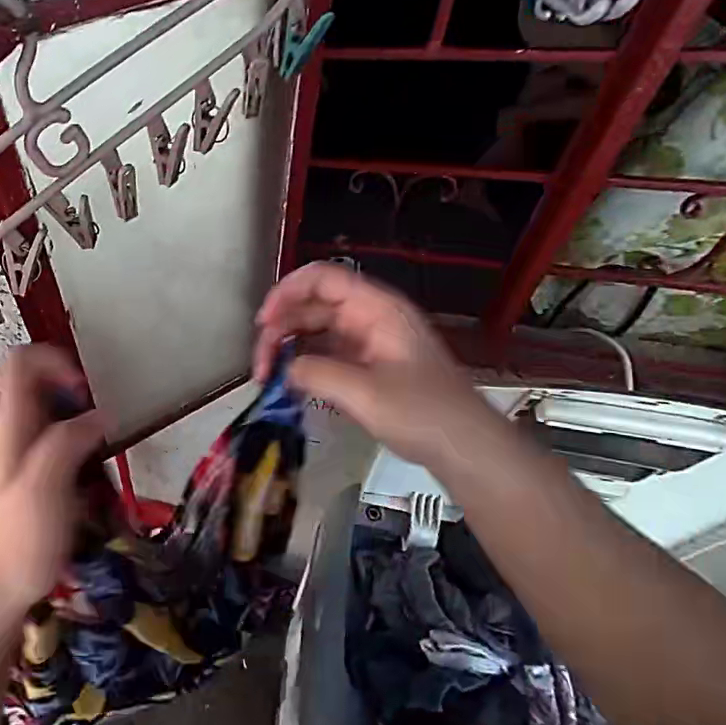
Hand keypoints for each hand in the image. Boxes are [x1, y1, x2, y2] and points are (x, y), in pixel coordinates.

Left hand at [0, 345, 106, 613]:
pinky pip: (51, 439)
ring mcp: (14, 456)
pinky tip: (92, 465)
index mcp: (7, 427)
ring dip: (75, 413)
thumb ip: (69, 441)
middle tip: (100, 411)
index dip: (53, 359)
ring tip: (103, 436)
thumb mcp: (46, 486)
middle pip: (33, 382)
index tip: (84, 388)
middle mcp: (7, 434)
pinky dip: (74, 438)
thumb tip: (99, 415)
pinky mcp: (25, 480)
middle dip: (70, 384)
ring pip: (44, 411)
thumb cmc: (14, 544)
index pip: (19, 362)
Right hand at [252, 263, 514, 471]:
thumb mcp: (364, 393)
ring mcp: (370, 340)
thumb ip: (316, 373)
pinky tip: (290, 383)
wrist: (466, 446)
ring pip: (318, 329)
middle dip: (281, 327)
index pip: (323, 278)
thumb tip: (285, 368)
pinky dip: (305, 363)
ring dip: (289, 347)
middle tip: (259, 364)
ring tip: (267, 376)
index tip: (263, 322)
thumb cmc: (422, 413)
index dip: (287, 291)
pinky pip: (328, 352)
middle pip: (314, 304)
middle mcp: (371, 317)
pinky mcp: (370, 365)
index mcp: (376, 308)